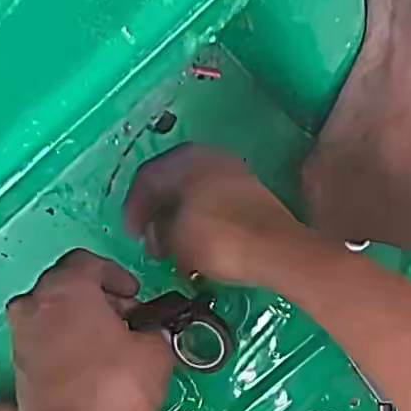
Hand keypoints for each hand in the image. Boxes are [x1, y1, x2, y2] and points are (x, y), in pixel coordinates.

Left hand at [7, 250, 174, 410]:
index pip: (88, 262)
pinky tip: (97, 368)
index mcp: (66, 288)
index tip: (133, 291)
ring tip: (115, 346)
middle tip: (128, 318)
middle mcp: (35, 306)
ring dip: (83, 324)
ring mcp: (23, 338)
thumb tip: (154, 336)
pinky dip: (71, 348)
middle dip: (99, 300)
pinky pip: (49, 345)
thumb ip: (155, 333)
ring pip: (55, 316)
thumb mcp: (155, 352)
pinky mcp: (22, 369)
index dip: (116, 274)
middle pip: (67, 288)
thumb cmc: (113, 387)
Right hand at [125, 145, 318, 287]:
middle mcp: (211, 158)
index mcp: (186, 159)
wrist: (278, 251)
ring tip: (176, 251)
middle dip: (159, 216)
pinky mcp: (255, 199)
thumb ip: (160, 236)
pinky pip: (218, 209)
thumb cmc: (221, 240)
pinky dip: (205, 226)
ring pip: (197, 198)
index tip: (132, 235)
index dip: (134, 209)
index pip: (148, 178)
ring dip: (182, 223)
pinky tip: (202, 248)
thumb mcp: (178, 241)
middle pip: (174, 185)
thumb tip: (158, 237)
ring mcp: (237, 176)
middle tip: (153, 245)